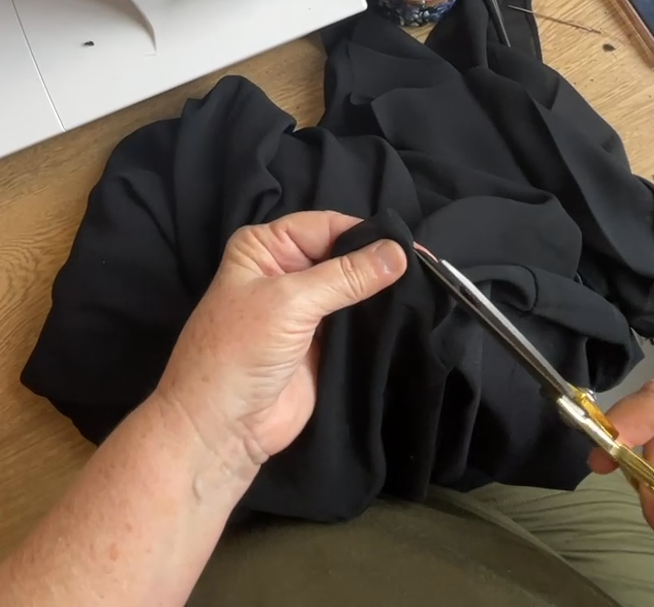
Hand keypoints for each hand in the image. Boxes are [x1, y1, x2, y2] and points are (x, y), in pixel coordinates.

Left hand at [153, 211, 406, 475]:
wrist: (223, 427)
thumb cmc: (241, 350)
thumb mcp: (290, 302)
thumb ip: (345, 276)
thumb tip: (398, 253)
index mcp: (265, 246)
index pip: (324, 226)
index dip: (365, 233)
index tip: (410, 245)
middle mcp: (285, 269)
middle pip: (341, 254)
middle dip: (378, 260)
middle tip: (429, 267)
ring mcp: (304, 308)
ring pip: (352, 287)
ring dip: (383, 290)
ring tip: (429, 288)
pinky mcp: (322, 342)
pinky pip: (356, 321)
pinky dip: (380, 318)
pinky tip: (412, 314)